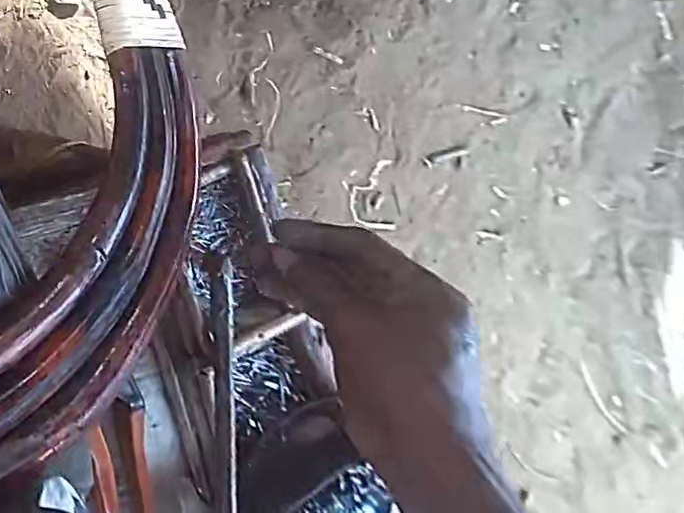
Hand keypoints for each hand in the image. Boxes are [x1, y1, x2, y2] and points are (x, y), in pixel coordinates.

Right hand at [248, 220, 520, 510]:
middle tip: (258, 254)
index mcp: (425, 291)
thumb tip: (280, 254)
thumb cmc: (401, 379)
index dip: (315, 235)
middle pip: (349, 268)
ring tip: (258, 273)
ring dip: (297, 280)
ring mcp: (395, 328)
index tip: (275, 231)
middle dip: (301, 260)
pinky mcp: (375, 349)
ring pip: (338, 291)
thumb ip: (315, 281)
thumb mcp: (353, 321)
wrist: (424, 453)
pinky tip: (277, 296)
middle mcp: (413, 305)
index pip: (363, 247)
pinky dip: (306, 302)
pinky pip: (337, 313)